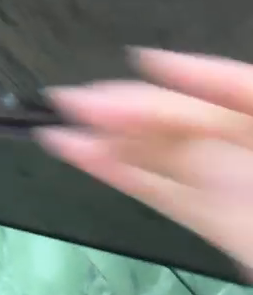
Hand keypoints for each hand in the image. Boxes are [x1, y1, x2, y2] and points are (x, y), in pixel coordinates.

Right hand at [38, 49, 252, 276]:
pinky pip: (172, 194)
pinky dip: (120, 171)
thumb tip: (193, 153)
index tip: (148, 63)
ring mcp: (250, 199)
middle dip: (146, 109)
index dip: (213, 78)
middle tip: (81, 104)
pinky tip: (74, 150)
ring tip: (60, 122)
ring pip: (181, 158)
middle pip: (214, 126)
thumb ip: (245, 183)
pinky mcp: (230, 232)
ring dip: (115, 138)